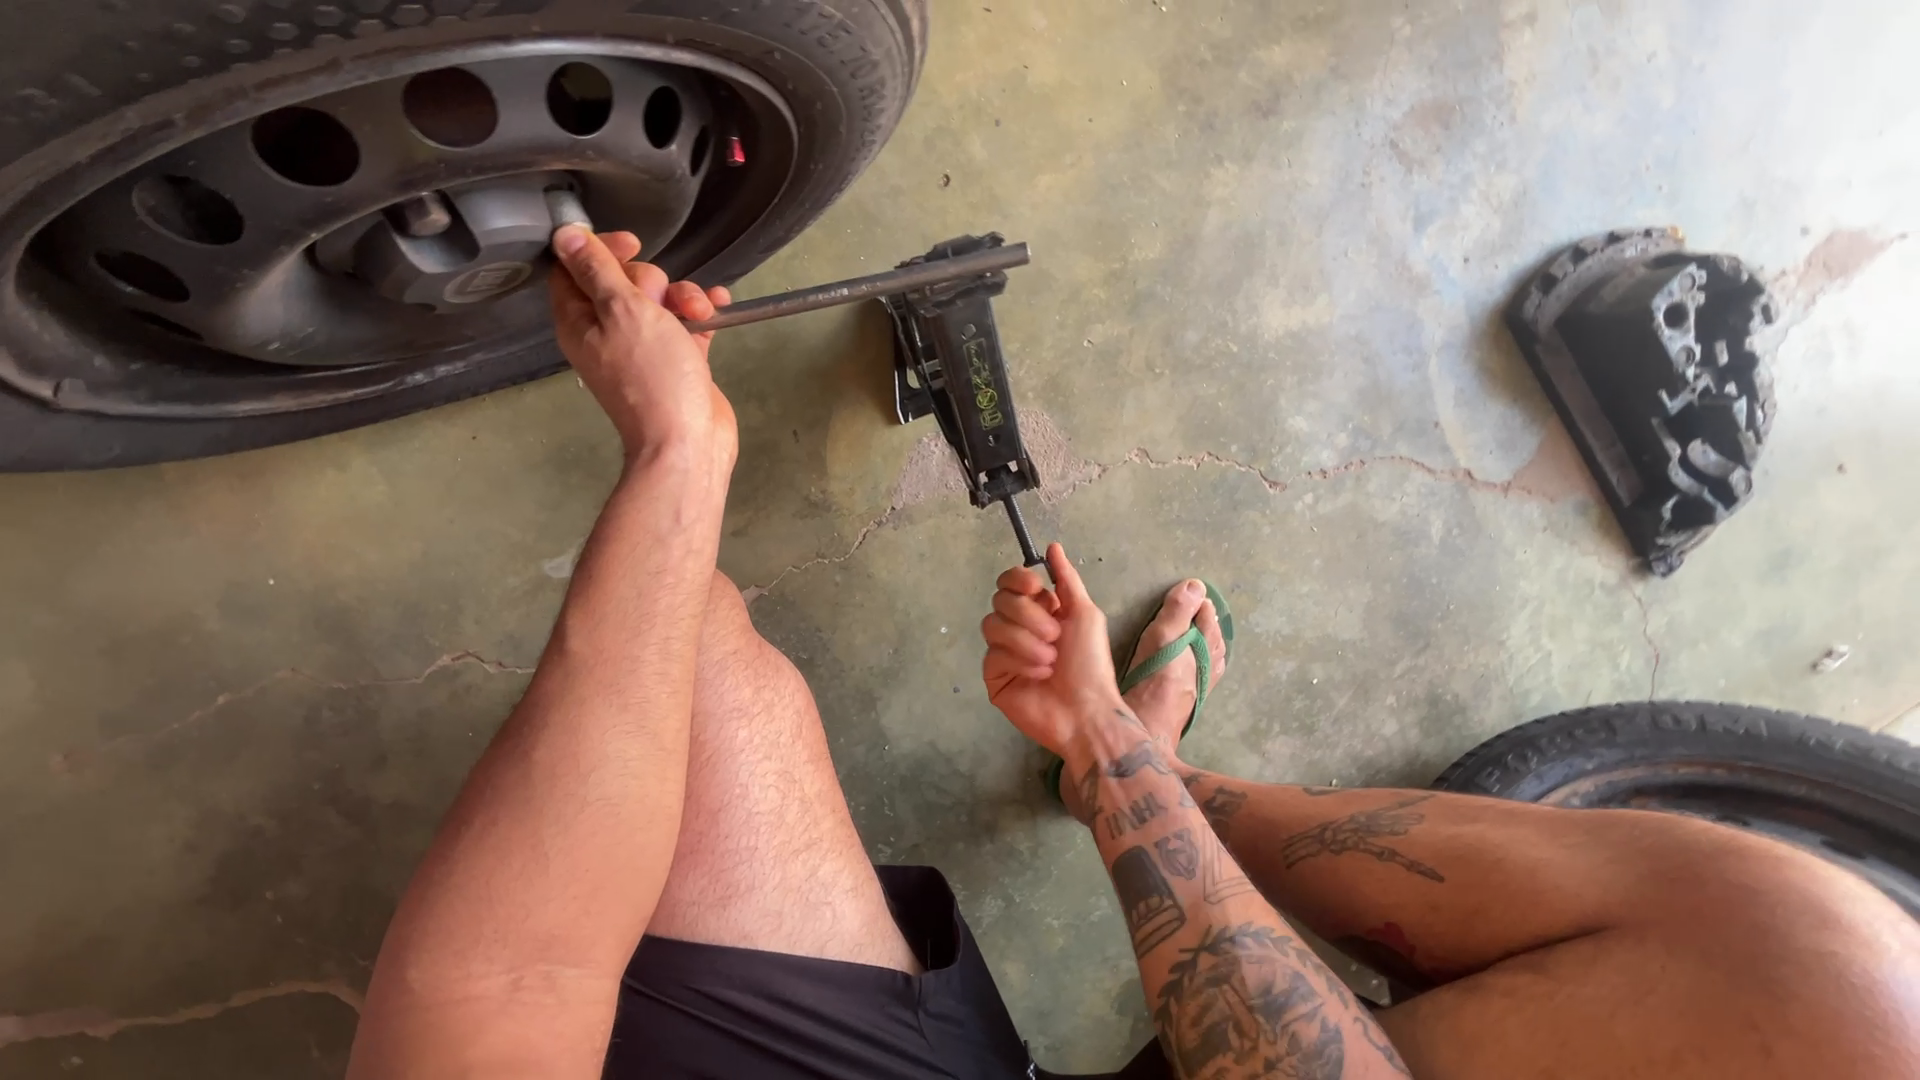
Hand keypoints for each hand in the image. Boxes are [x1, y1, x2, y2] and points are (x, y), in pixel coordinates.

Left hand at [549, 227, 736, 469]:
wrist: (688, 442)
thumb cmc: (654, 377)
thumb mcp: (624, 312)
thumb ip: (597, 270)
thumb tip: (564, 234)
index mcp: (580, 321)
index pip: (576, 268)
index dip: (602, 248)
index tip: (634, 244)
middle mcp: (607, 333)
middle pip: (624, 282)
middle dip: (653, 280)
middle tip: (662, 301)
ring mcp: (644, 349)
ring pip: (661, 302)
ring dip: (684, 297)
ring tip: (701, 312)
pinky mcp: (677, 361)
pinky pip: (687, 323)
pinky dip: (702, 312)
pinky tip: (719, 308)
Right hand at [981, 544, 1131, 759]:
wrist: (1087, 711)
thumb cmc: (1091, 664)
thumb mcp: (1085, 614)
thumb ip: (1066, 579)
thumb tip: (1053, 547)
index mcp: (1040, 610)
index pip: (1010, 581)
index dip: (1018, 578)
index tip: (1035, 586)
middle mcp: (1018, 627)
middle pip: (1000, 599)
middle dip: (1029, 615)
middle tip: (1054, 636)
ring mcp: (1003, 651)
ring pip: (992, 625)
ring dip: (1026, 641)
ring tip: (1050, 661)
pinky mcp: (994, 676)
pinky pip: (994, 655)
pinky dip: (1021, 662)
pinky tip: (1040, 675)